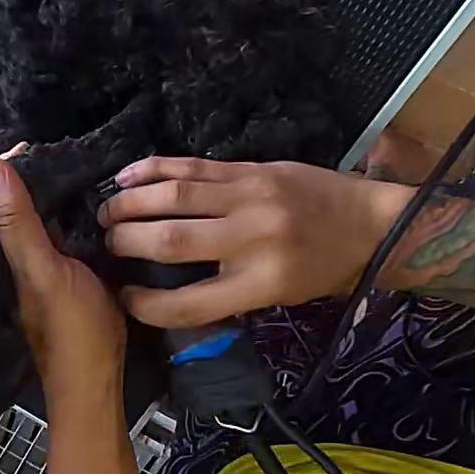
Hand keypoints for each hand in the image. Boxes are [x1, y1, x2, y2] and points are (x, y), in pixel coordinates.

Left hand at [0, 147, 125, 397]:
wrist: (98, 377)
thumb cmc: (70, 330)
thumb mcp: (43, 272)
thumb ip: (16, 223)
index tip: (16, 146)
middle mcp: (9, 258)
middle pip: (3, 207)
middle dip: (16, 178)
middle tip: (38, 150)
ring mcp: (35, 267)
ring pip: (29, 220)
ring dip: (40, 194)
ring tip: (58, 165)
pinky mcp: (59, 274)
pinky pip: (53, 235)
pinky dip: (59, 215)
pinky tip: (75, 200)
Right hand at [97, 157, 412, 327]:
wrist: (370, 222)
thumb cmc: (325, 269)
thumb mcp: (280, 296)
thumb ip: (227, 292)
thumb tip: (168, 286)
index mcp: (261, 284)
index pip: (189, 303)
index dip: (146, 306)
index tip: (124, 298)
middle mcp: (252, 239)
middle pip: (172, 242)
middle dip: (127, 245)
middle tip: (105, 247)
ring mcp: (250, 197)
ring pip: (175, 198)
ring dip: (130, 204)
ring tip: (105, 213)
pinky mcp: (251, 169)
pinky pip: (193, 167)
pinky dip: (155, 171)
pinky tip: (128, 176)